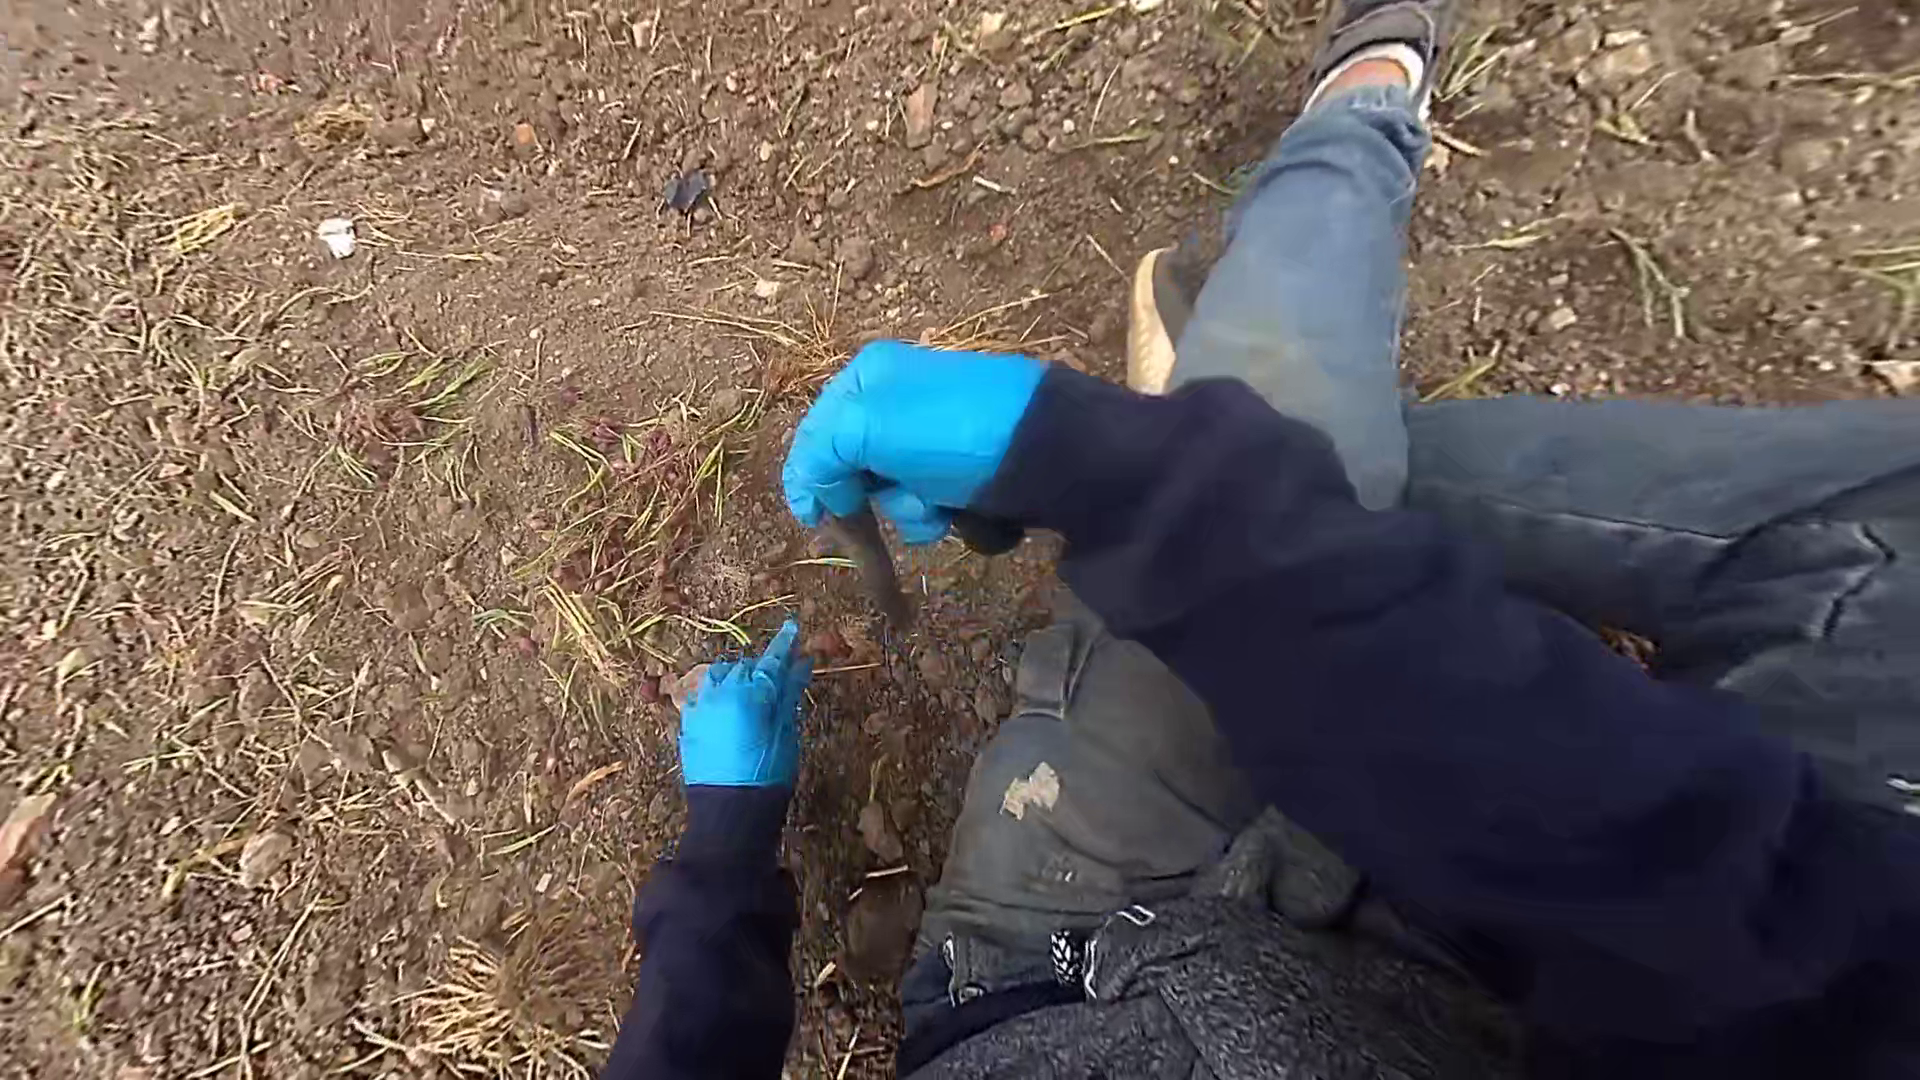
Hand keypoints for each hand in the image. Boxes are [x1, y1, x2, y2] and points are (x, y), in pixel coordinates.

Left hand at [678, 618, 811, 786]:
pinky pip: (705, 696)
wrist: (729, 813)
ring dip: (737, 679)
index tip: (793, 626)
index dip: (785, 643)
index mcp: (748, 691)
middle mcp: (719, 692)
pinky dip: (720, 695)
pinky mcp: (688, 724)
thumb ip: (790, 692)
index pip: (771, 659)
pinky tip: (731, 711)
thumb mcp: (786, 730)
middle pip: (744, 666)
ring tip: (752, 695)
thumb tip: (802, 661)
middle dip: (761, 668)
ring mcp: (699, 707)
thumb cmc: (768, 772)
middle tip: (779, 681)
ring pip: (720, 677)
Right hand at [782, 341, 1044, 544]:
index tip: (813, 518)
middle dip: (869, 495)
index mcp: (868, 378)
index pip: (817, 433)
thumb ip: (820, 454)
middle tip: (877, 507)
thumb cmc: (945, 432)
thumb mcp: (867, 429)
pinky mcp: (957, 471)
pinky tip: (953, 510)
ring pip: (892, 493)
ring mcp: (930, 440)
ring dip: (907, 509)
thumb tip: (815, 495)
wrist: (1041, 450)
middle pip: (854, 468)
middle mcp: (896, 404)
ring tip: (933, 503)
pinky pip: (927, 504)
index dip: (809, 477)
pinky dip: (934, 515)